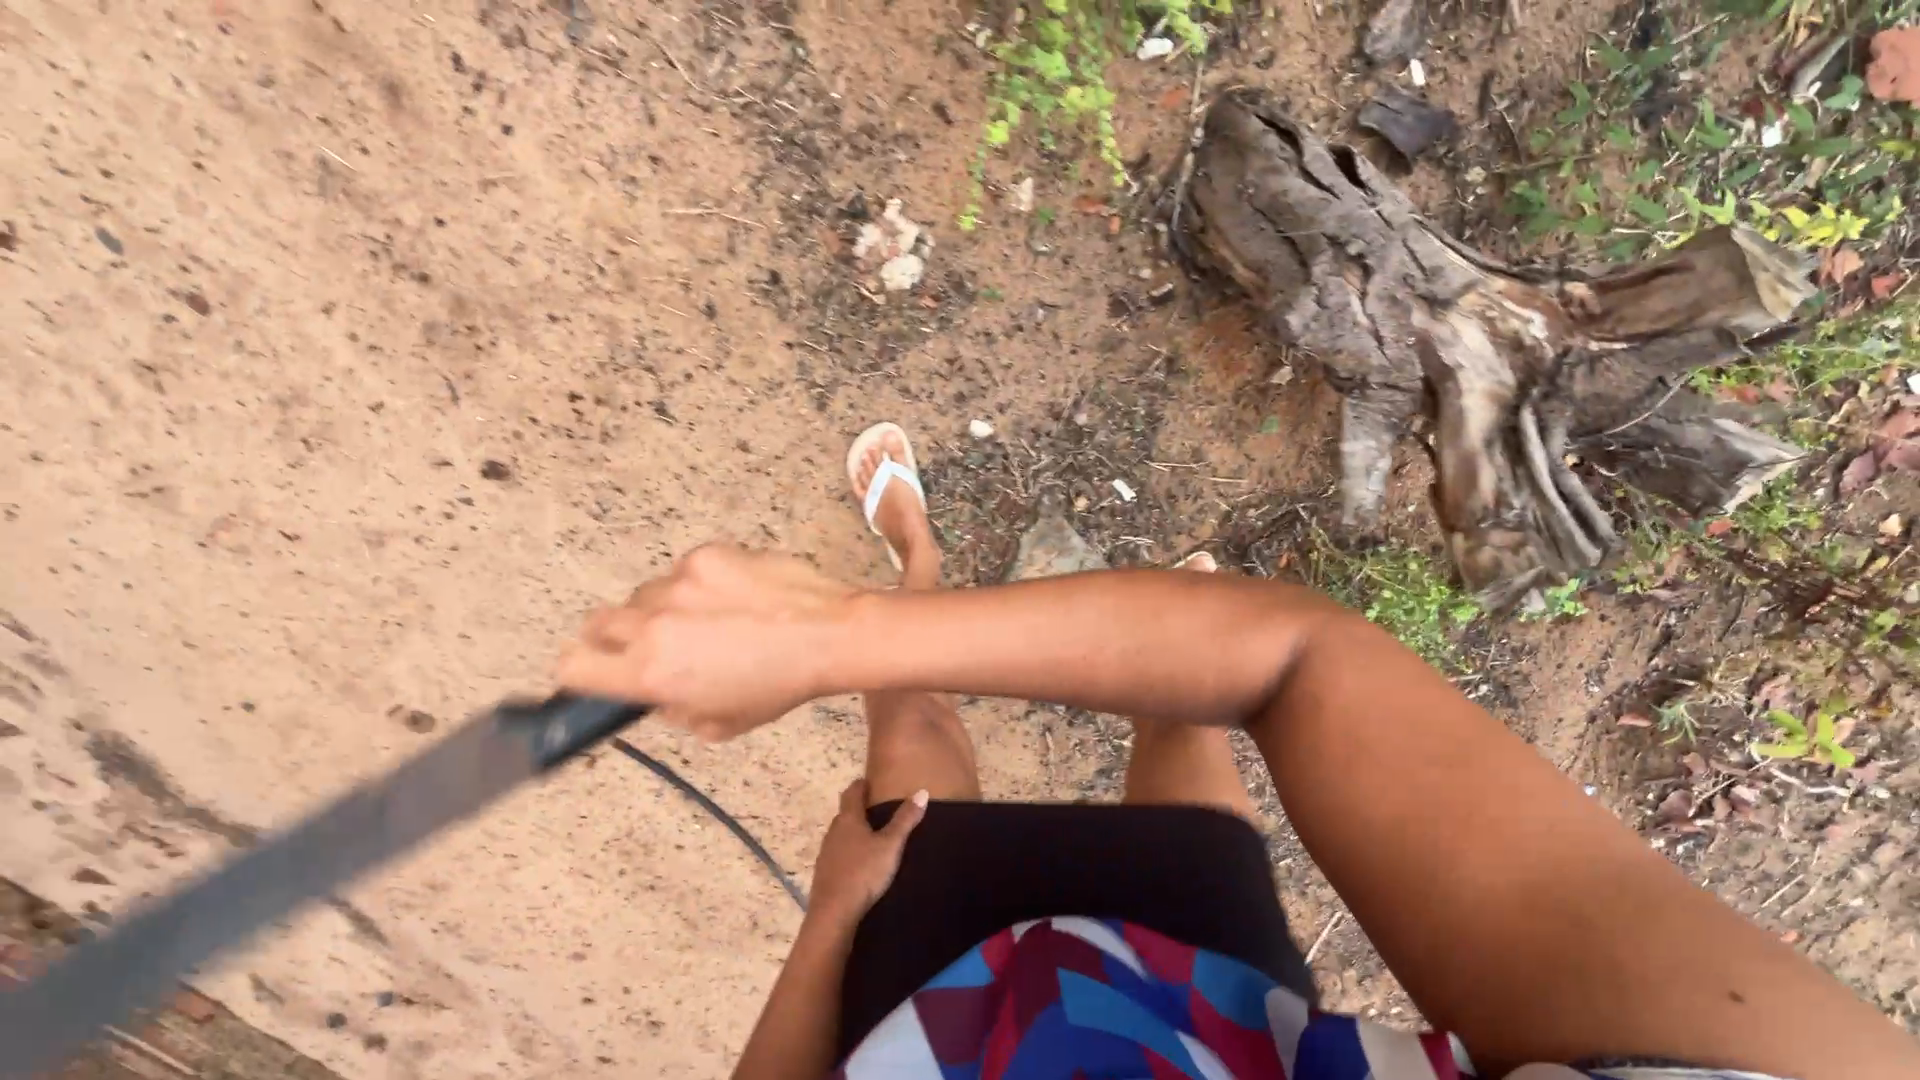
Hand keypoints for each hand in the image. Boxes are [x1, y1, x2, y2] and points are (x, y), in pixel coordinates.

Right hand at [555, 544, 859, 739]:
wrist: (829, 635)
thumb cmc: (780, 684)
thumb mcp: (718, 723)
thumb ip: (671, 708)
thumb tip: (655, 690)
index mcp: (651, 673)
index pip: (571, 665)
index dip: (579, 670)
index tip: (597, 670)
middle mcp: (654, 624)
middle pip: (598, 623)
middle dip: (618, 638)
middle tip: (657, 645)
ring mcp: (679, 583)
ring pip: (645, 594)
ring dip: (663, 608)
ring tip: (712, 620)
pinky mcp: (707, 555)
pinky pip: (684, 571)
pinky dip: (700, 584)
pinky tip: (735, 597)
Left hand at [809, 780, 926, 922]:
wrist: (834, 912)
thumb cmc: (864, 872)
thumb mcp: (890, 845)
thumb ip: (905, 820)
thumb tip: (922, 792)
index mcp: (848, 819)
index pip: (852, 792)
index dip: (862, 785)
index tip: (872, 782)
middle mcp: (834, 831)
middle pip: (845, 812)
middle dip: (859, 808)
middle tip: (878, 808)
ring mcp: (826, 852)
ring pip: (841, 833)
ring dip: (854, 831)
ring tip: (872, 836)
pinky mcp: (825, 872)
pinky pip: (838, 853)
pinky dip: (849, 851)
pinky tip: (860, 863)